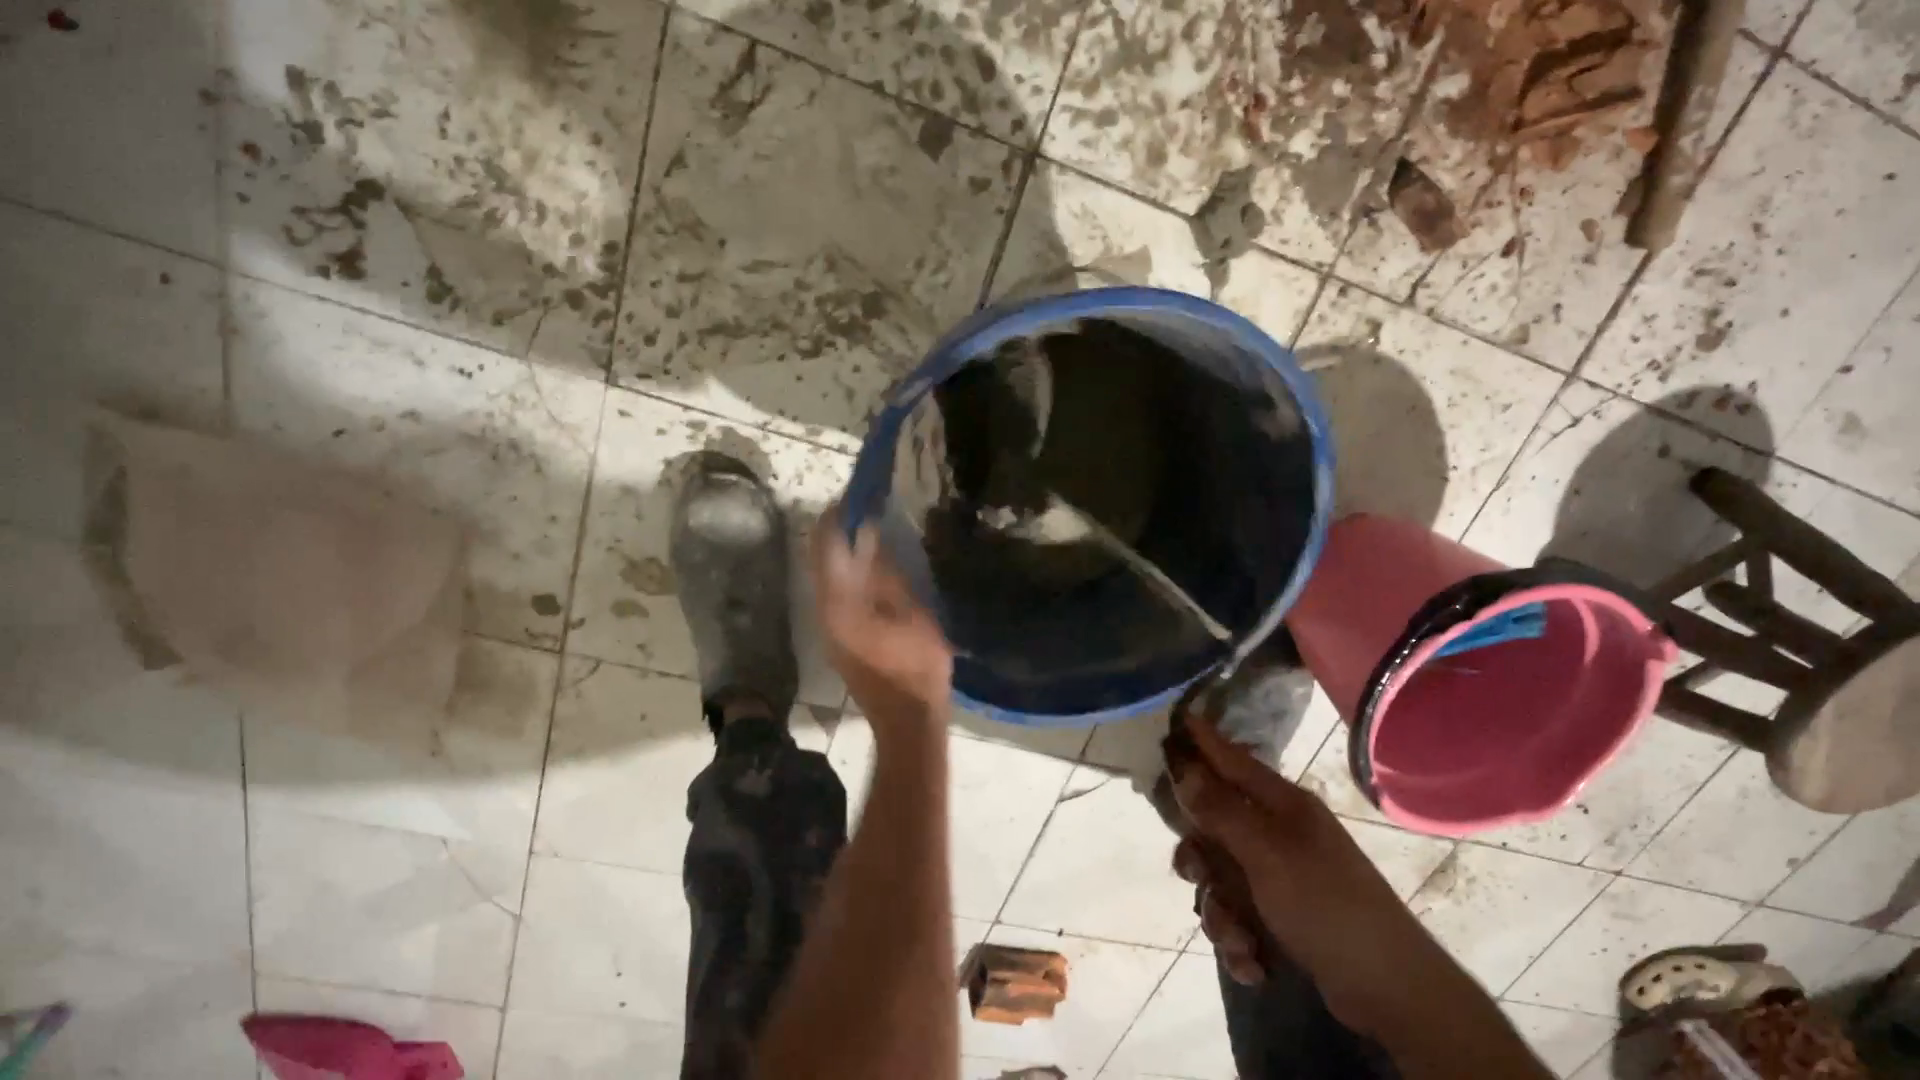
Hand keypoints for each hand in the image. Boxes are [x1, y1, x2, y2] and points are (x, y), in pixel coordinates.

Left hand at [811, 511, 952, 732]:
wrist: (907, 721)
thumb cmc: (917, 668)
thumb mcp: (912, 613)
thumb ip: (887, 574)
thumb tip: (870, 536)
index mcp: (841, 604)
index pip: (827, 547)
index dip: (836, 517)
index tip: (853, 495)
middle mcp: (825, 612)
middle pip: (820, 560)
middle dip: (836, 531)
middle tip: (860, 507)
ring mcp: (828, 628)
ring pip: (826, 577)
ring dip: (841, 552)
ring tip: (868, 530)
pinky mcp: (838, 638)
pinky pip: (835, 594)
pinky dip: (847, 573)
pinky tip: (871, 567)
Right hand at [1167, 713, 1463, 1035]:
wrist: (1387, 989)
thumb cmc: (1327, 905)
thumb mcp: (1268, 854)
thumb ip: (1221, 812)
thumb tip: (1184, 768)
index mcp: (1283, 807)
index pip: (1233, 762)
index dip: (1204, 742)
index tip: (1175, 721)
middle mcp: (1278, 836)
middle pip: (1212, 830)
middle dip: (1199, 863)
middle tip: (1196, 877)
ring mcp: (1280, 879)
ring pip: (1219, 882)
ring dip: (1221, 917)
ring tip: (1240, 942)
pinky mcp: (1281, 920)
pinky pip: (1238, 920)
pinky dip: (1240, 945)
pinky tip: (1255, 965)